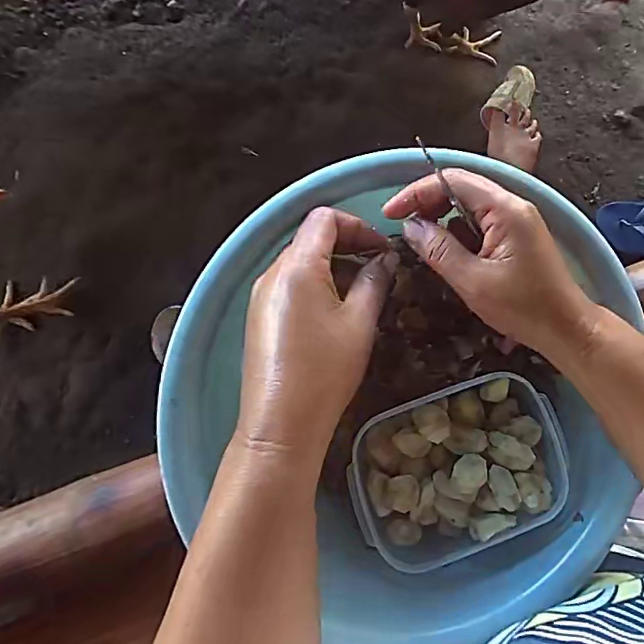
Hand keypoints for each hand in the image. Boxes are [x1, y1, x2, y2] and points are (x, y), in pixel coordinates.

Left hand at [239, 207, 395, 452]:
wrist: (279, 425)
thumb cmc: (324, 371)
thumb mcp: (359, 323)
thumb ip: (374, 281)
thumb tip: (385, 259)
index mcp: (296, 266)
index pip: (324, 218)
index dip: (357, 225)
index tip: (381, 248)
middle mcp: (272, 273)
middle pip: (310, 237)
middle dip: (347, 244)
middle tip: (379, 267)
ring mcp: (261, 295)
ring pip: (300, 261)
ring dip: (333, 265)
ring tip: (363, 290)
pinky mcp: (259, 315)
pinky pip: (290, 283)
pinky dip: (316, 283)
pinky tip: (337, 310)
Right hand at [380, 171, 596, 359]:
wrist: (567, 328)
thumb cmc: (524, 308)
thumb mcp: (472, 282)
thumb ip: (439, 250)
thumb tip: (410, 227)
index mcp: (505, 209)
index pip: (453, 180)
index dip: (417, 192)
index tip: (391, 213)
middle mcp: (513, 205)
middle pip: (461, 186)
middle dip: (428, 202)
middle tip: (403, 226)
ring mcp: (518, 218)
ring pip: (470, 203)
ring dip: (443, 216)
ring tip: (422, 239)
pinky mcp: (518, 233)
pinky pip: (482, 220)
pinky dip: (459, 229)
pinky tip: (448, 250)